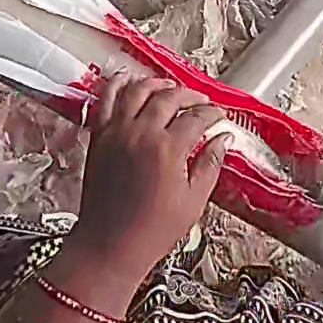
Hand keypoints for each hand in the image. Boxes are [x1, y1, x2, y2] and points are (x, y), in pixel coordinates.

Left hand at [66, 74, 231, 281]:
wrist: (110, 243)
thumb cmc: (153, 229)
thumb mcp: (193, 201)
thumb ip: (210, 164)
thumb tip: (223, 139)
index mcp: (168, 149)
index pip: (196, 118)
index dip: (211, 113)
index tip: (218, 115)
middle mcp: (141, 133)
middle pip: (168, 98)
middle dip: (189, 95)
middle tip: (200, 101)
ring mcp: (117, 131)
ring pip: (137, 90)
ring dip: (156, 83)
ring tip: (169, 86)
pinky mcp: (99, 134)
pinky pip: (105, 99)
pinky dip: (117, 84)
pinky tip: (127, 78)